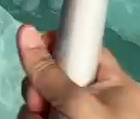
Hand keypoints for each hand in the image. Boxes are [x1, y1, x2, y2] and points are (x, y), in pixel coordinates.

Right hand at [17, 25, 139, 117]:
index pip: (82, 47)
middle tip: (39, 104)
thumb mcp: (77, 106)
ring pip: (46, 99)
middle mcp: (100, 101)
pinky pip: (43, 118)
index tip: (35, 56)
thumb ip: (49, 71)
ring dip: (34, 110)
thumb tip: (24, 29)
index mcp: (115, 86)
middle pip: (57, 74)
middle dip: (39, 87)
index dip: (56, 46)